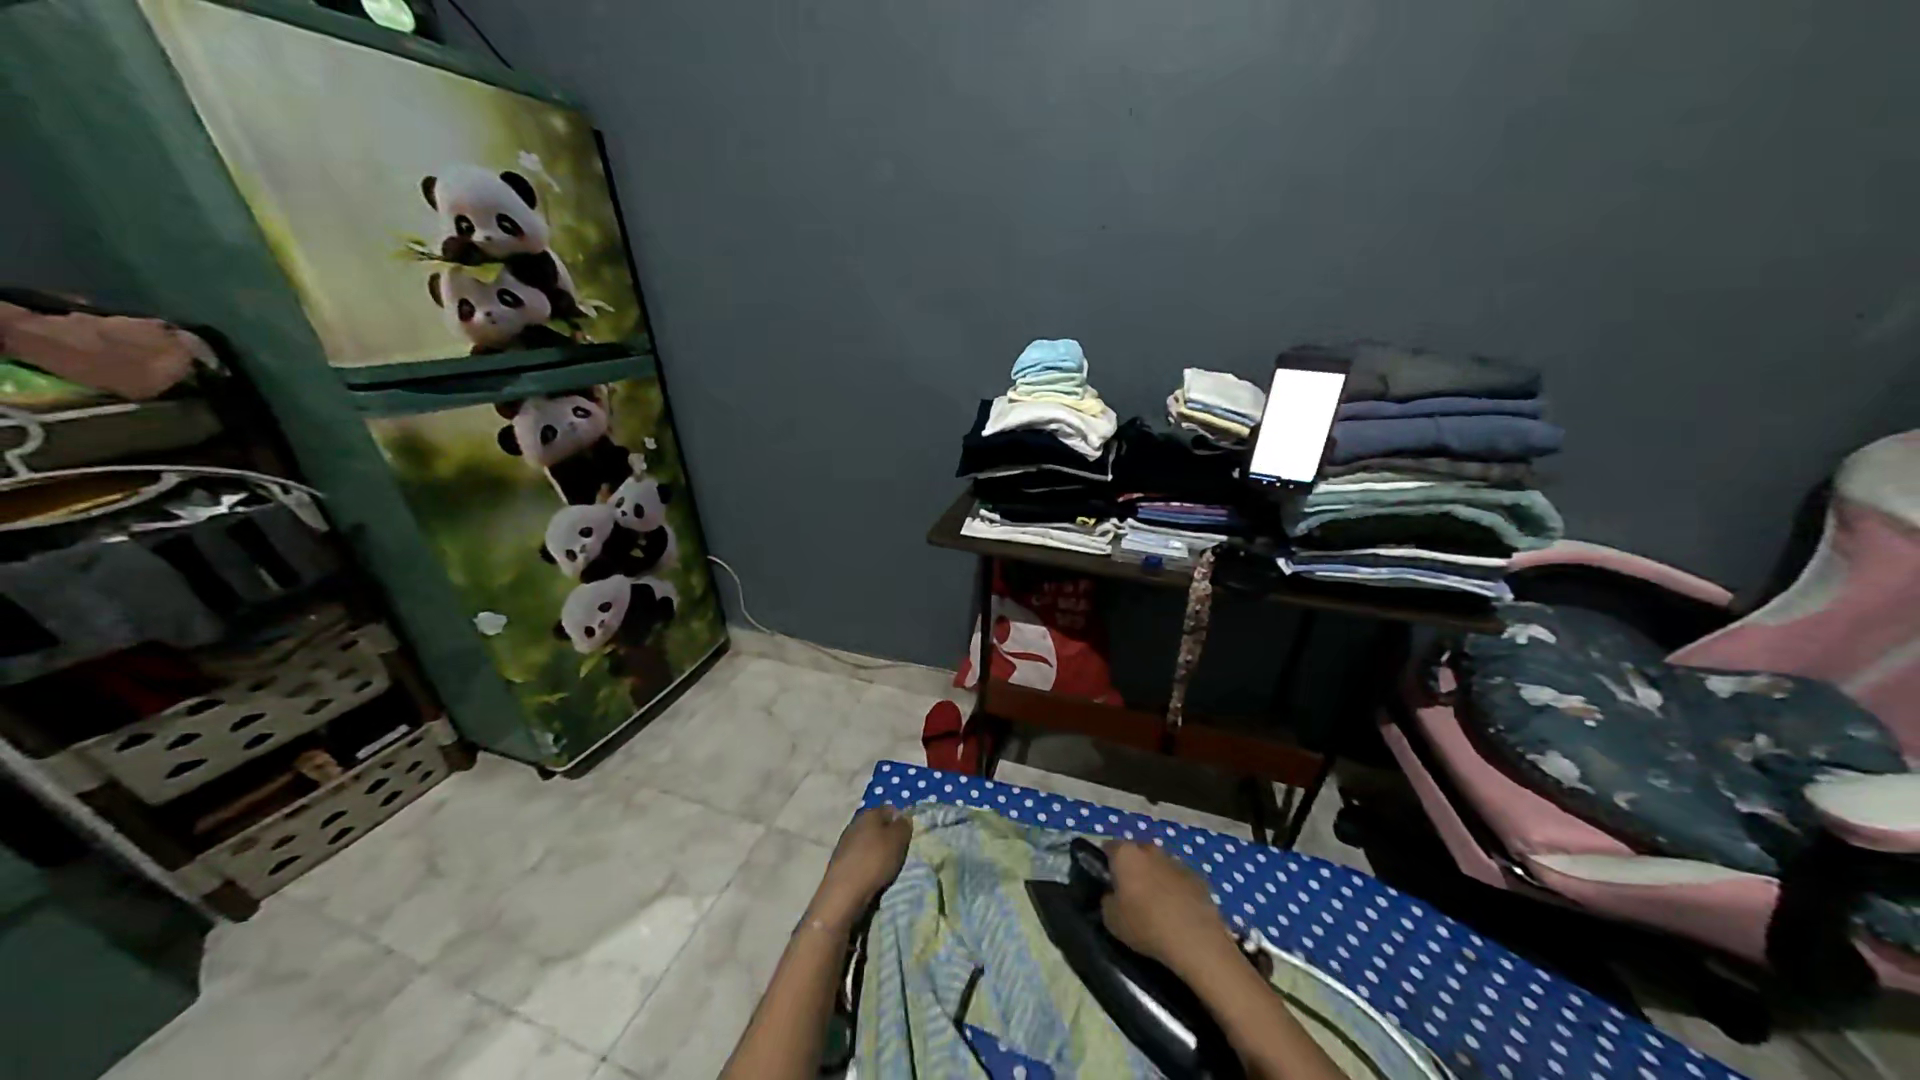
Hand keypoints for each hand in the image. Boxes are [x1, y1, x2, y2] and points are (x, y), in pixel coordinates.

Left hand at [807, 806, 911, 928]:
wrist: (844, 892)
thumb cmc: (875, 860)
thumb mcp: (898, 840)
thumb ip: (903, 825)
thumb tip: (903, 817)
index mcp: (869, 813)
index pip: (890, 809)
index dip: (901, 820)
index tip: (908, 836)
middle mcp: (855, 823)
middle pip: (878, 826)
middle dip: (888, 837)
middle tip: (899, 852)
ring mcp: (845, 843)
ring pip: (868, 842)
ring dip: (877, 852)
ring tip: (887, 867)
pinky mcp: (839, 862)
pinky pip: (860, 858)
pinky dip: (867, 864)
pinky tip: (872, 876)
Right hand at [1100, 840, 1233, 973]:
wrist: (1196, 940)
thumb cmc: (1146, 925)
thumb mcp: (1111, 920)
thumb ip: (1107, 900)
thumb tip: (1112, 895)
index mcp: (1126, 854)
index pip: (1109, 847)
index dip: (1107, 862)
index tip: (1108, 881)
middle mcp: (1151, 850)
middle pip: (1137, 852)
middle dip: (1133, 867)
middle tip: (1131, 893)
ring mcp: (1177, 861)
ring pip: (1160, 864)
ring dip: (1156, 877)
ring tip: (1157, 905)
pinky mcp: (1199, 877)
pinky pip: (1179, 879)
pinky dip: (1176, 890)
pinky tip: (1178, 912)